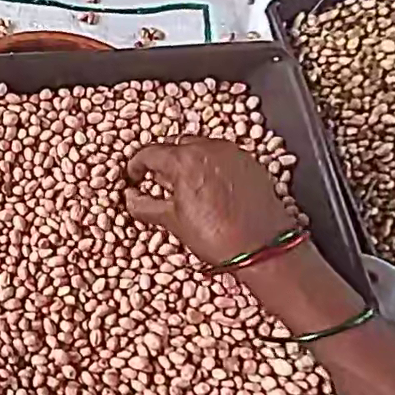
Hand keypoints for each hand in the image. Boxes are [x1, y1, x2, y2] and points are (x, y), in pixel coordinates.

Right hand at [125, 138, 297, 264]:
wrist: (263, 248)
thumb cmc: (218, 236)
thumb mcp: (172, 221)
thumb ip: (145, 205)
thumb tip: (131, 198)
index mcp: (184, 160)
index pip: (150, 153)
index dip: (136, 166)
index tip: (134, 176)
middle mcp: (210, 149)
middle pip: (175, 146)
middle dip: (162, 162)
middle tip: (156, 182)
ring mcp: (232, 154)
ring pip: (199, 147)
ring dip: (186, 161)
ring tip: (182, 186)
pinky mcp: (249, 163)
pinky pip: (220, 155)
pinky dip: (208, 165)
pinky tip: (206, 188)